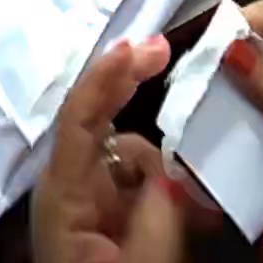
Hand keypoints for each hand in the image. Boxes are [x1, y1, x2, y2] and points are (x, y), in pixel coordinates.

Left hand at [33, 38, 183, 262]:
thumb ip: (158, 216)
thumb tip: (174, 170)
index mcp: (63, 195)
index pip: (78, 118)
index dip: (106, 76)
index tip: (138, 46)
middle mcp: (72, 185)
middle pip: (97, 117)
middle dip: (127, 81)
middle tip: (163, 48)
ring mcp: (91, 200)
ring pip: (131, 156)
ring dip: (166, 166)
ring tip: (199, 209)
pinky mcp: (110, 216)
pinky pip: (141, 184)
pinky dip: (168, 189)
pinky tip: (194, 216)